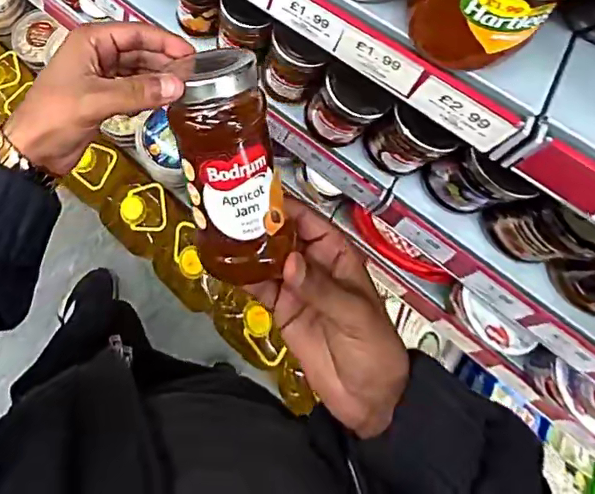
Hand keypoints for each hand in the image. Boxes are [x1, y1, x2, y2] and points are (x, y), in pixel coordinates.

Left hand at [3, 22, 193, 172]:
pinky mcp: (102, 97)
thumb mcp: (96, 100)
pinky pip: (132, 88)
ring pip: (137, 70)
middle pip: (139, 50)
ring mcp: (99, 75)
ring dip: (158, 78)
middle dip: (164, 60)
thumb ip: (138, 91)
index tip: (189, 52)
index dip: (164, 41)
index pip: (136, 32)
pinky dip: (147, 93)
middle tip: (191, 73)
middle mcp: (96, 53)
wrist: (30, 151)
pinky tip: (163, 99)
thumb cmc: (52, 116)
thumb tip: (175, 85)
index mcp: (90, 41)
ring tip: (182, 86)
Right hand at [246, 200, 409, 438]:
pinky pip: (257, 285)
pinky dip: (240, 275)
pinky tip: (223, 265)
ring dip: (243, 245)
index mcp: (333, 252)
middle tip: (226, 211)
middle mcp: (310, 261)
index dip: (281, 204)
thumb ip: (321, 288)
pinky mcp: (280, 307)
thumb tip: (290, 263)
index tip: (254, 195)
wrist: (370, 400)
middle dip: (254, 221)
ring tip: (218, 232)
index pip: (304, 218)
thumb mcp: (354, 314)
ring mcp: (293, 284)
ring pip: (263, 255)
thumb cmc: (376, 347)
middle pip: (278, 232)